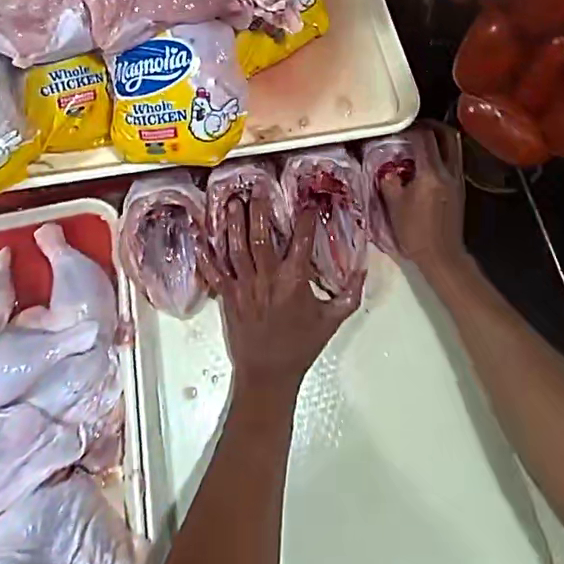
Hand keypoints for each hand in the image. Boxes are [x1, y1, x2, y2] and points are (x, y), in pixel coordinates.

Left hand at [200, 199, 362, 401]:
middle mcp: (266, 279)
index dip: (305, 220)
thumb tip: (363, 267)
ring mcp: (244, 287)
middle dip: (257, 211)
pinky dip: (206, 255)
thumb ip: (350, 293)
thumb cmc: (301, 345)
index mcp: (293, 282)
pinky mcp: (227, 297)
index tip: (309, 204)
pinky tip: (200, 236)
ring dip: (233, 224)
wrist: (268, 374)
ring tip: (232, 201)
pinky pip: (214, 272)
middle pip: (259, 237)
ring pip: (235, 248)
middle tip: (257, 189)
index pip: (301, 242)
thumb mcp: (332, 320)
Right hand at [380, 123, 468, 274]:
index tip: (398, 128)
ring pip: (454, 146)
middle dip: (432, 125)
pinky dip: (442, 152)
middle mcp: (449, 171)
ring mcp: (458, 179)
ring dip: (439, 138)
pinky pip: (454, 159)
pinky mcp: (460, 188)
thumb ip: (390, 182)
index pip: (424, 137)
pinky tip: (427, 162)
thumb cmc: (415, 232)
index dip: (411, 128)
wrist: (442, 256)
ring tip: (421, 141)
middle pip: (447, 135)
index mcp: (431, 173)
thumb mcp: (394, 206)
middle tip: (416, 125)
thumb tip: (387, 169)